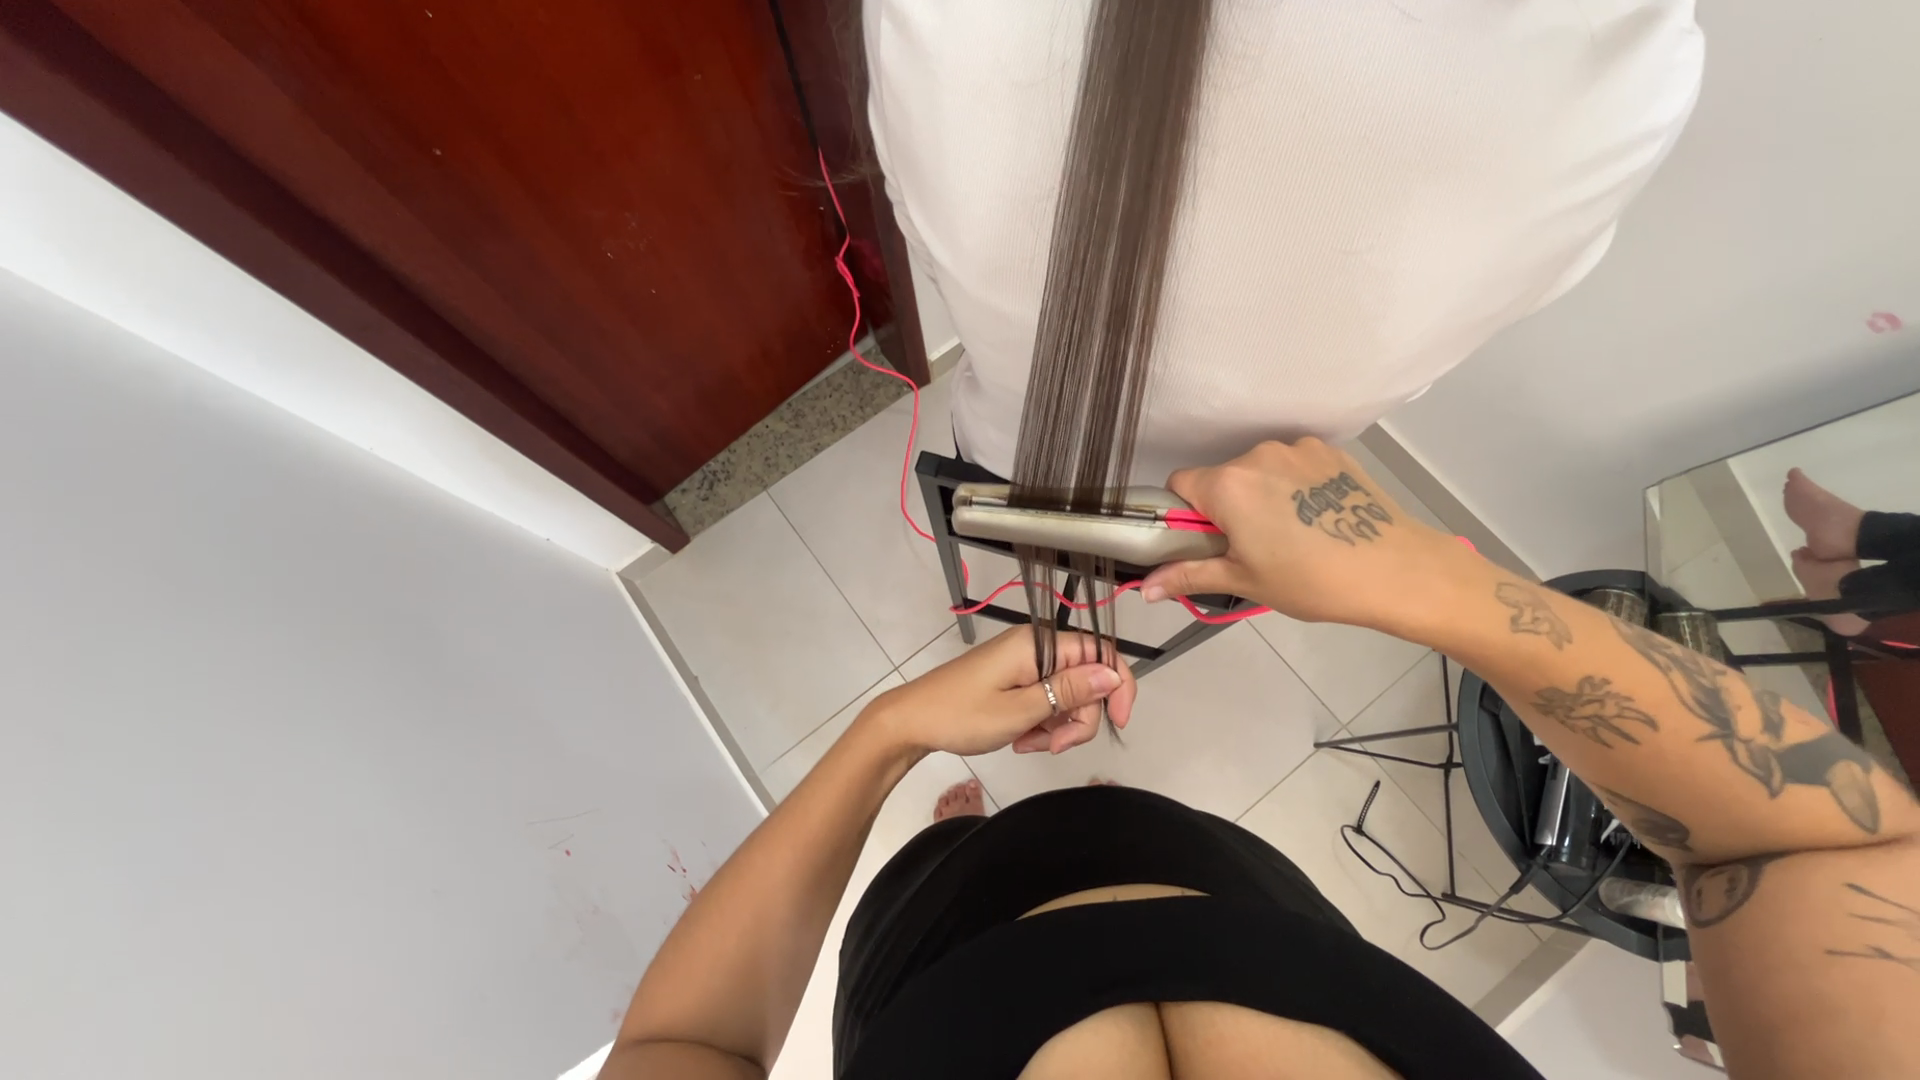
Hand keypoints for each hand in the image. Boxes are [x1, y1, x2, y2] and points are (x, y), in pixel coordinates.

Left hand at [864, 626, 1137, 756]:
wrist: (912, 721)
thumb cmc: (961, 714)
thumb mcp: (1020, 710)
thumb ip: (1069, 692)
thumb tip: (1113, 675)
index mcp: (1039, 644)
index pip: (1100, 652)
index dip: (1118, 685)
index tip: (1119, 722)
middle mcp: (1036, 647)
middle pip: (1087, 680)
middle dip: (1079, 718)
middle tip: (1055, 747)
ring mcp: (1025, 664)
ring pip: (1068, 695)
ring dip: (1059, 726)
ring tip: (1028, 743)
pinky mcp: (1016, 680)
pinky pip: (1047, 700)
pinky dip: (1042, 724)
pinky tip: (1021, 739)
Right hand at [1140, 439, 1464, 632]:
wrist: (1397, 569)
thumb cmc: (1312, 580)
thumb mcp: (1245, 580)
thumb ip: (1189, 575)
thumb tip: (1145, 589)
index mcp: (1228, 484)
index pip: (1179, 483)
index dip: (1185, 513)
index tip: (1206, 541)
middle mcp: (1258, 455)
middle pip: (1221, 477)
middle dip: (1225, 507)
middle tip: (1251, 547)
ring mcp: (1297, 449)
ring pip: (1257, 470)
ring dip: (1260, 495)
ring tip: (1290, 534)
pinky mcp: (1330, 452)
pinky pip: (1292, 466)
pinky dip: (1292, 487)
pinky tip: (1316, 518)